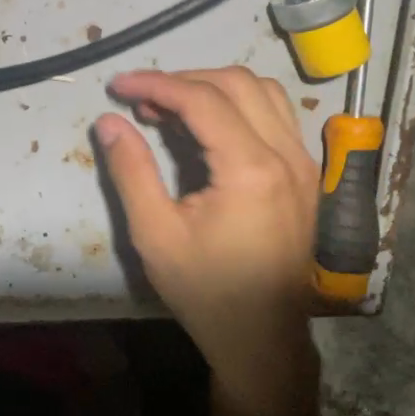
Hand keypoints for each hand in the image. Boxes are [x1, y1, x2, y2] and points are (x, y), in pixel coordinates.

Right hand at [94, 68, 319, 411]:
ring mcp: (304, 164)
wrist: (260, 336)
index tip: (117, 86)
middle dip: (183, 79)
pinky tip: (209, 128)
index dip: (155, 84)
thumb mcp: (154, 233)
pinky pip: (277, 116)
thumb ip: (131, 171)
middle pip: (237, 83)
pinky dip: (239, 105)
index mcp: (250, 169)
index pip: (201, 99)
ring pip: (264, 93)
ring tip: (171, 109)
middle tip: (141, 101)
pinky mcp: (305, 176)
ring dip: (214, 88)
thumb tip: (108, 121)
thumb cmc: (203, 289)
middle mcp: (286, 156)